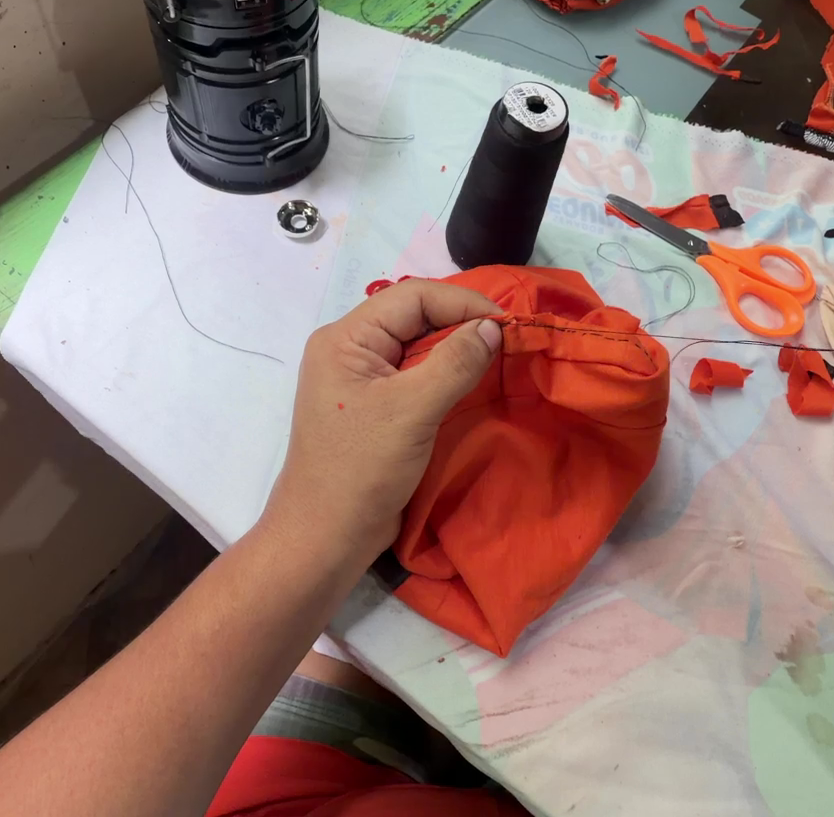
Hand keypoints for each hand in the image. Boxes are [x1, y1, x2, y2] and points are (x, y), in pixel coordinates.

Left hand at [261, 279, 502, 569]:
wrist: (326, 537)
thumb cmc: (361, 469)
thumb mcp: (412, 411)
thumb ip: (454, 363)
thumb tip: (493, 326)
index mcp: (346, 338)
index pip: (412, 297)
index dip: (462, 302)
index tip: (507, 322)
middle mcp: (350, 349)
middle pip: (414, 315)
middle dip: (461, 322)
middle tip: (507, 339)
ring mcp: (361, 377)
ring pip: (417, 344)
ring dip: (456, 348)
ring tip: (497, 356)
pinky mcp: (375, 404)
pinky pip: (415, 372)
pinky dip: (446, 372)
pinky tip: (473, 380)